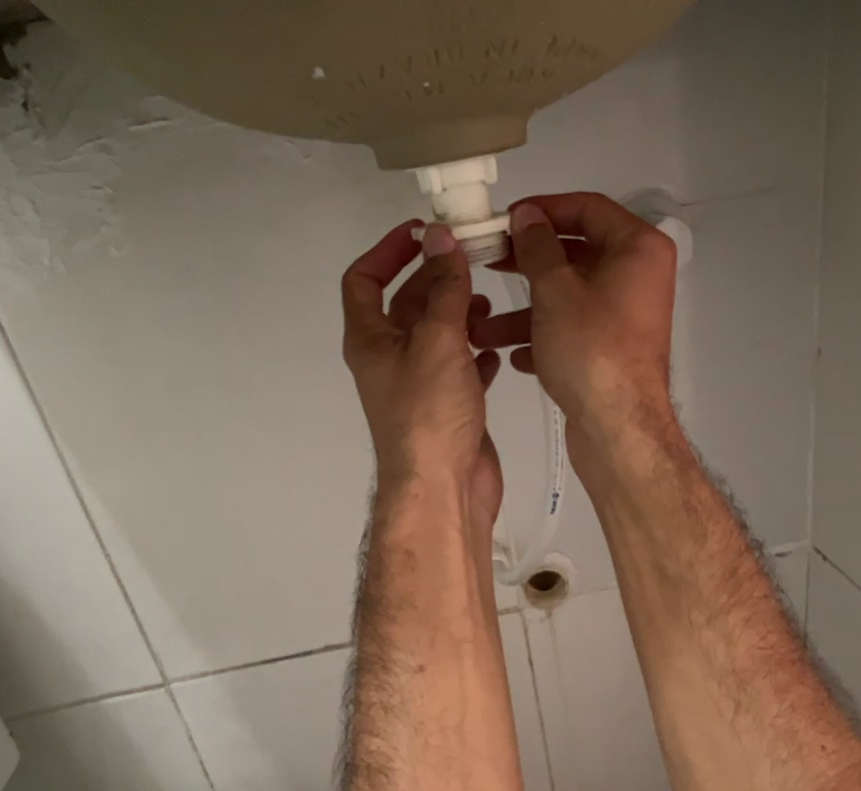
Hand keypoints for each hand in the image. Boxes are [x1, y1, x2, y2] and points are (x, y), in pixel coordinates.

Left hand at [342, 221, 503, 528]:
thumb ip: (443, 287)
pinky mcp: (447, 406)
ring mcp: (418, 384)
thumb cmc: (430, 412)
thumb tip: (441, 237)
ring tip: (489, 305)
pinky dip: (476, 353)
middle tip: (475, 261)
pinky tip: (497, 348)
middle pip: (407, 303)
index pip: (362, 280)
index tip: (423, 232)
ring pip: (437, 335)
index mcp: (370, 339)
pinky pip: (460, 367)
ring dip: (460, 314)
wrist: (443, 487)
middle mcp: (389, 358)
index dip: (387, 251)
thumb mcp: (437, 340)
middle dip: (436, 280)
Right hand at [473, 193, 683, 474]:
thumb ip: (537, 246)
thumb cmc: (590, 348)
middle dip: (526, 265)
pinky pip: (572, 332)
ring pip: (567, 299)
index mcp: (638, 249)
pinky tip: (512, 356)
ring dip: (524, 312)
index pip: (588, 208)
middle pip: (575, 255)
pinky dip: (543, 340)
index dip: (543, 209)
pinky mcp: (611, 352)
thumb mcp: (555, 289)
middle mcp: (638, 278)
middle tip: (487, 263)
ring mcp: (625, 318)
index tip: (504, 220)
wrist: (617, 427)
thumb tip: (527, 217)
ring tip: (482, 327)